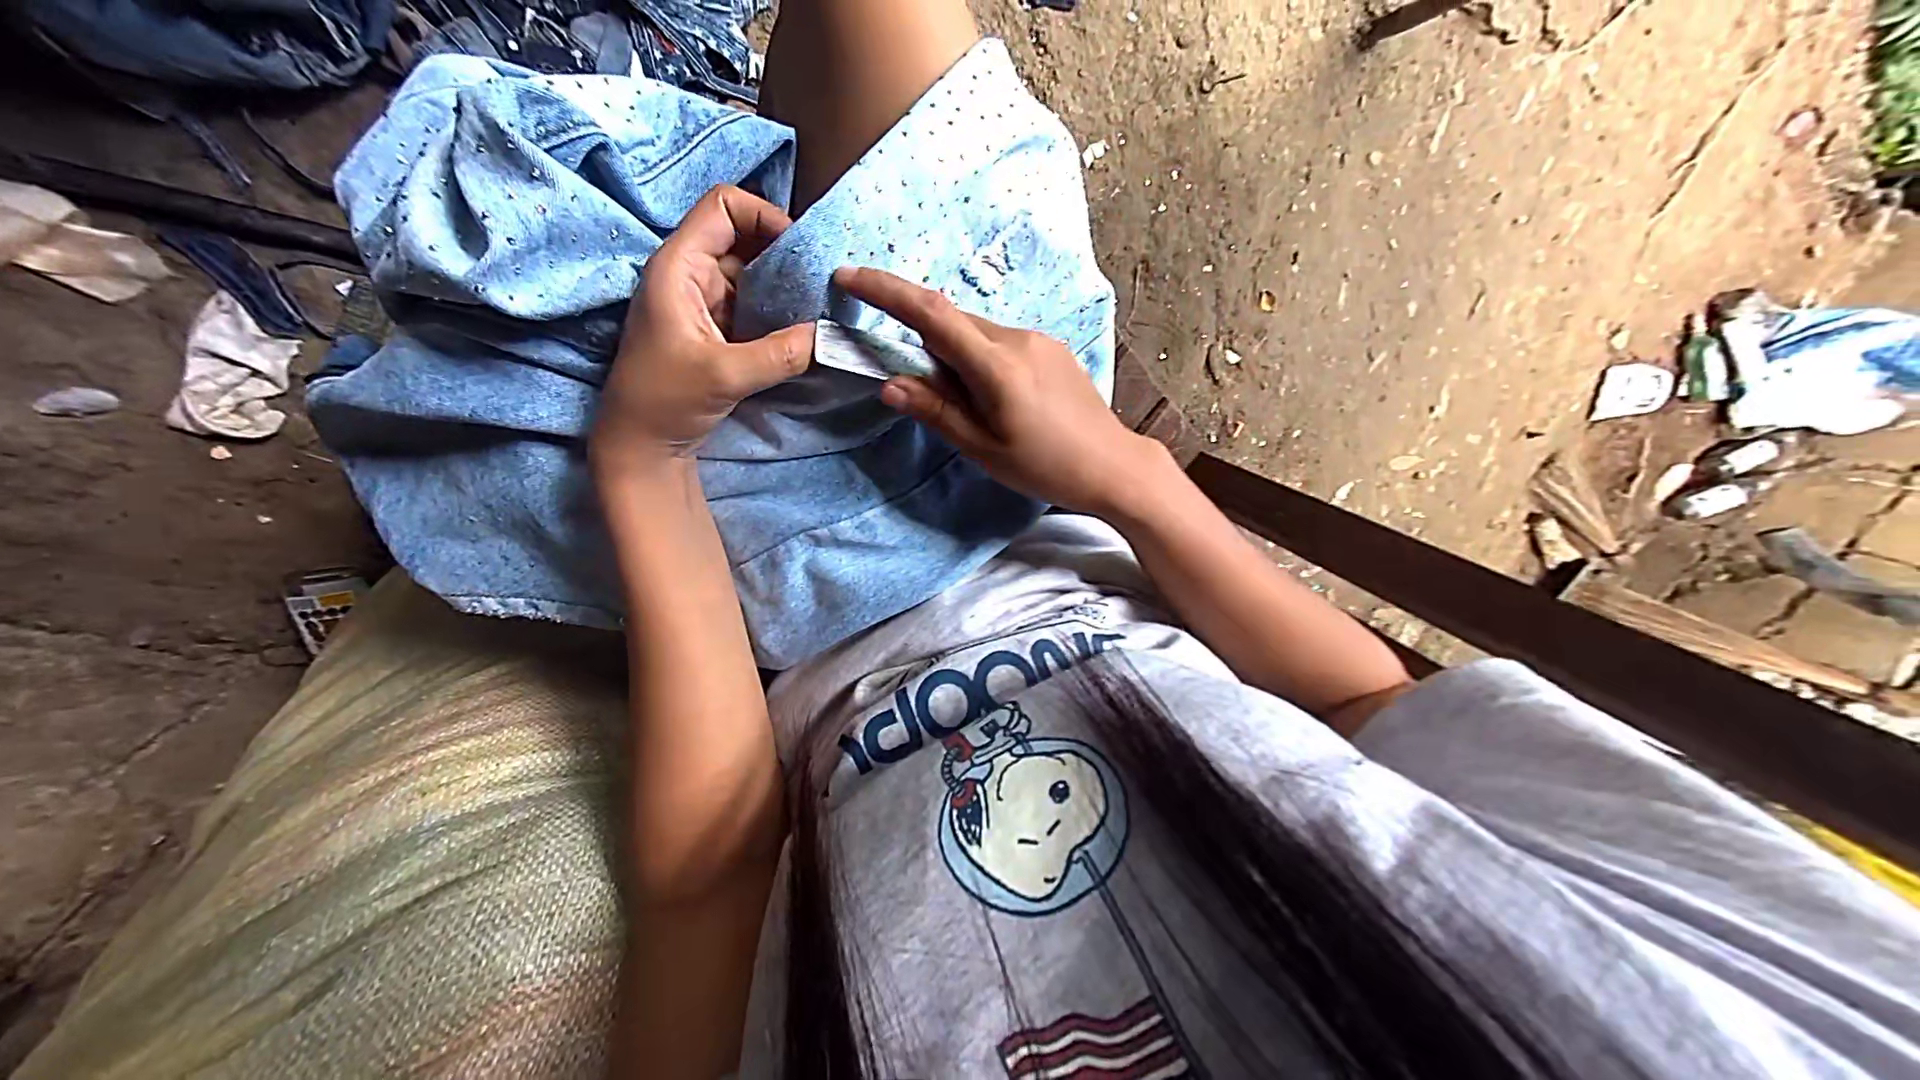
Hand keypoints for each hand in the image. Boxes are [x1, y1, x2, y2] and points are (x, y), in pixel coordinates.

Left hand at [591, 186, 814, 474]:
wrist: (642, 445)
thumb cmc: (665, 401)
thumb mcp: (726, 376)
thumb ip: (781, 354)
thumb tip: (828, 335)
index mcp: (679, 266)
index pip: (723, 206)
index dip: (765, 215)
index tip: (801, 251)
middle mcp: (692, 274)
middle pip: (745, 237)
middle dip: (785, 254)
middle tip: (821, 282)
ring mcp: (705, 302)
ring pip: (754, 274)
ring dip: (786, 287)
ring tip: (819, 306)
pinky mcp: (718, 329)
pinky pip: (755, 306)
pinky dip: (779, 312)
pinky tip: (803, 328)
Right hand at [835, 267, 1165, 515]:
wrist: (1113, 465)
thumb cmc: (1046, 466)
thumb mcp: (983, 448)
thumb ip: (937, 411)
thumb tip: (891, 385)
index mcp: (996, 366)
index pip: (930, 314)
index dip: (885, 291)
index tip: (848, 276)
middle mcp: (1017, 340)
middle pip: (951, 322)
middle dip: (920, 338)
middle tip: (917, 385)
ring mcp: (1038, 340)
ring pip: (975, 332)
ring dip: (952, 353)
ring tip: (966, 403)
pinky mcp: (1050, 348)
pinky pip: (999, 342)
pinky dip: (978, 357)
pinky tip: (991, 395)